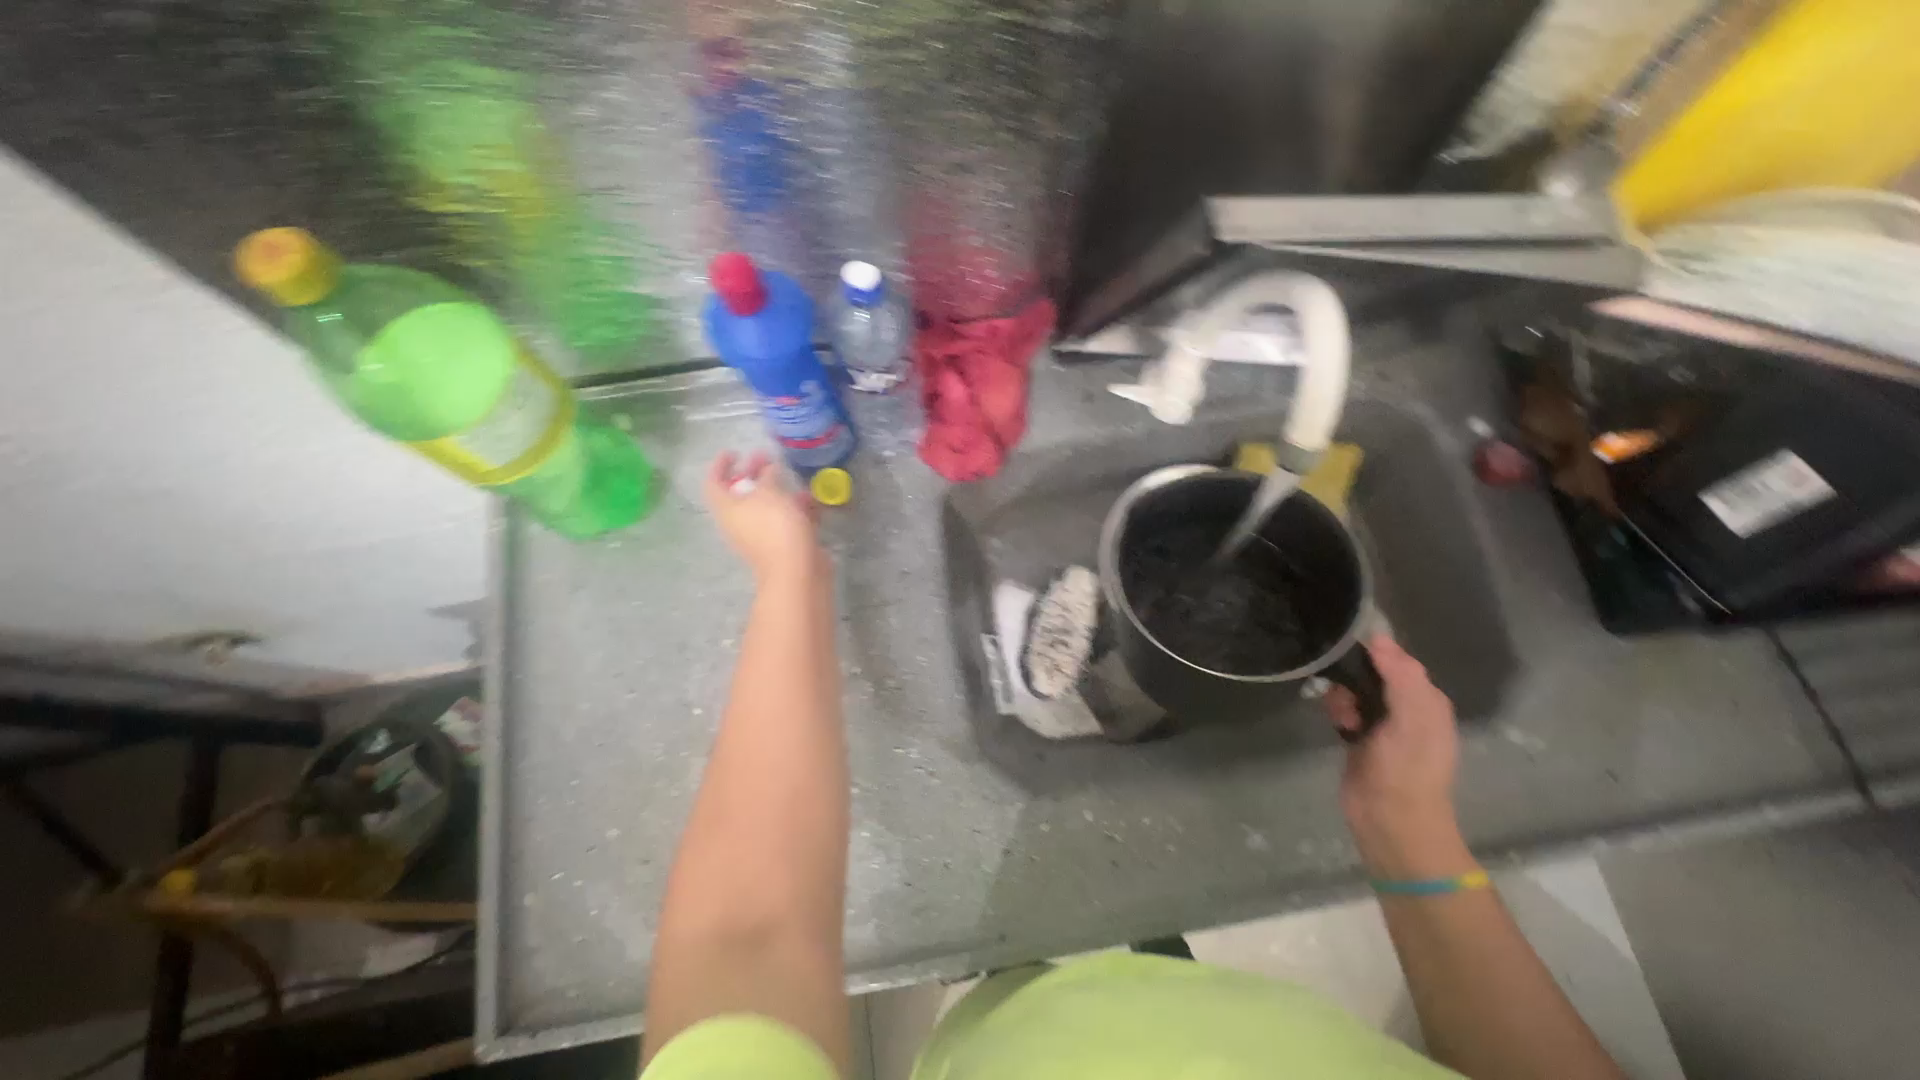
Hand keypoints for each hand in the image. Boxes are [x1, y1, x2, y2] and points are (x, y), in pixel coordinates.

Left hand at [704, 451, 823, 582]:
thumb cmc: (775, 526)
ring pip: (763, 506)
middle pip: (739, 494)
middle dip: (751, 474)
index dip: (720, 465)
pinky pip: (783, 520)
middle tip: (765, 457)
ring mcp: (760, 535)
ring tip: (789, 475)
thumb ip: (767, 476)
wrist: (796, 570)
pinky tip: (808, 499)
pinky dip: (792, 508)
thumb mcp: (769, 492)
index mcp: (727, 509)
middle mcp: (738, 522)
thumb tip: (768, 470)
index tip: (734, 452)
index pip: (713, 483)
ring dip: (775, 490)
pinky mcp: (781, 543)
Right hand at [1324, 634, 1469, 878]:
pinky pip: (1344, 710)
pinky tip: (1339, 728)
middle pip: (1372, 672)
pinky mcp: (1360, 739)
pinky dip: (1338, 712)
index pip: (1397, 659)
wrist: (1390, 820)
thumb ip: (1402, 676)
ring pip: (1354, 690)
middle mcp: (1408, 708)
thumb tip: (1378, 638)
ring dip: (1343, 697)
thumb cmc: (1407, 769)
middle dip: (1353, 678)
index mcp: (1427, 700)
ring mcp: (1382, 725)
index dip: (1374, 656)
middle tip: (1348, 700)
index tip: (1351, 659)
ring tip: (1343, 720)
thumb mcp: (1413, 718)